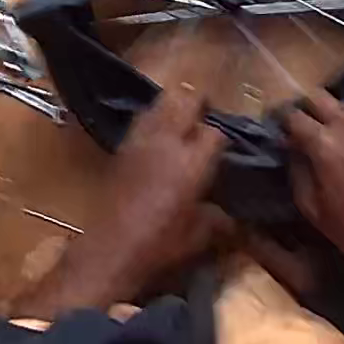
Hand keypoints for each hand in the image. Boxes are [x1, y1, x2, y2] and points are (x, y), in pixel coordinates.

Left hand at [21, 87, 229, 317]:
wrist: (112, 244)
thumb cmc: (161, 243)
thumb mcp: (199, 236)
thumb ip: (218, 220)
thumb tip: (231, 218)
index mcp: (192, 162)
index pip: (214, 133)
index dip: (222, 136)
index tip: (225, 146)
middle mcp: (167, 141)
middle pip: (185, 100)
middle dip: (199, 102)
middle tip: (207, 112)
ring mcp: (141, 139)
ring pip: (160, 102)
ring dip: (174, 103)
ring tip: (183, 116)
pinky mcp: (122, 144)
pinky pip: (142, 118)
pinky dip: (153, 116)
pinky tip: (158, 131)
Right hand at [281, 90, 343, 302]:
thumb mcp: (313, 209)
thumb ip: (297, 170)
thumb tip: (291, 148)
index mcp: (324, 145)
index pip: (293, 115)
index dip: (283, 122)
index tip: (281, 132)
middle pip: (319, 98)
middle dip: (307, 109)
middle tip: (304, 127)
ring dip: (335, 117)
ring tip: (334, 135)